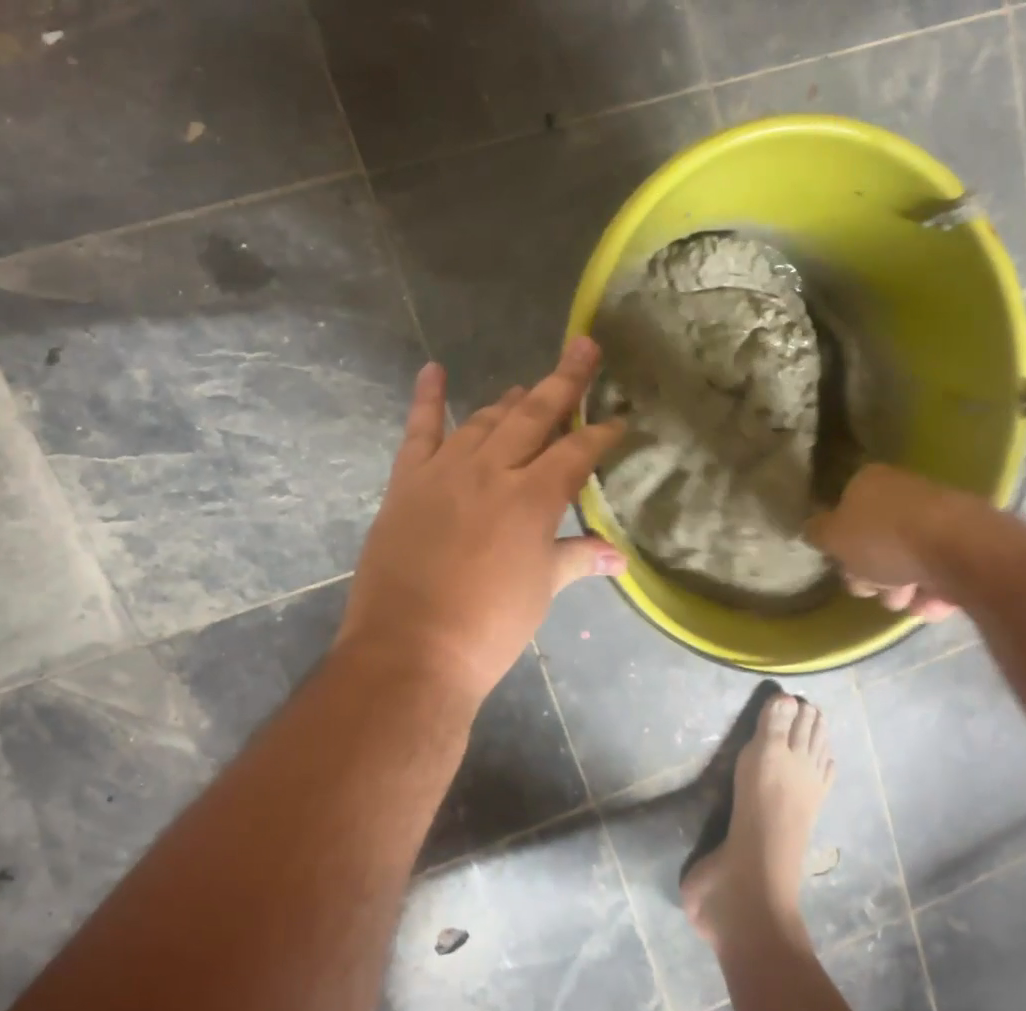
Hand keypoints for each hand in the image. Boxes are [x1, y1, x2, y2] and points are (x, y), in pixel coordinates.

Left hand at [339, 337, 627, 701]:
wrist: (411, 648)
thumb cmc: (489, 626)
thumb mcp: (541, 590)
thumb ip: (577, 558)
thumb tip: (618, 556)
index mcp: (533, 498)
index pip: (576, 452)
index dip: (600, 435)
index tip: (618, 422)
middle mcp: (492, 470)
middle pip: (534, 416)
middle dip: (564, 381)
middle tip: (584, 347)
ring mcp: (445, 471)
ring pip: (485, 421)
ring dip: (509, 402)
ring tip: (528, 387)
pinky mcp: (406, 481)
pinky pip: (419, 430)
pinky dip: (427, 399)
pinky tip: (433, 371)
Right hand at [806, 464, 959, 621]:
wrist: (958, 549)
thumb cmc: (885, 538)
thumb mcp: (833, 536)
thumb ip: (818, 532)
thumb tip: (813, 528)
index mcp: (870, 482)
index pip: (845, 513)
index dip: (843, 546)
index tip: (846, 567)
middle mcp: (904, 493)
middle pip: (877, 544)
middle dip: (875, 575)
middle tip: (876, 588)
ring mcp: (938, 518)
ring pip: (908, 564)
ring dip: (903, 590)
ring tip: (910, 598)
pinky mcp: (967, 544)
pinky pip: (939, 575)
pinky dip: (934, 593)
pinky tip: (935, 602)